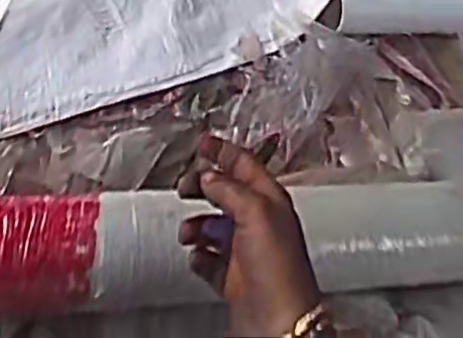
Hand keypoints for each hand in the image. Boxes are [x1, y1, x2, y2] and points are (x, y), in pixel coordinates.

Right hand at [177, 135, 322, 337]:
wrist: (278, 324)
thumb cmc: (277, 268)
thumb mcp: (254, 213)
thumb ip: (230, 189)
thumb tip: (210, 176)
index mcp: (269, 198)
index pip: (244, 163)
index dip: (223, 151)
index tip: (203, 143)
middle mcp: (259, 221)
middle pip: (226, 192)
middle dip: (204, 186)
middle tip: (184, 186)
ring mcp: (247, 251)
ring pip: (215, 226)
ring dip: (197, 224)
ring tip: (187, 231)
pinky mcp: (235, 280)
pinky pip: (211, 260)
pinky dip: (200, 255)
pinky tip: (196, 256)